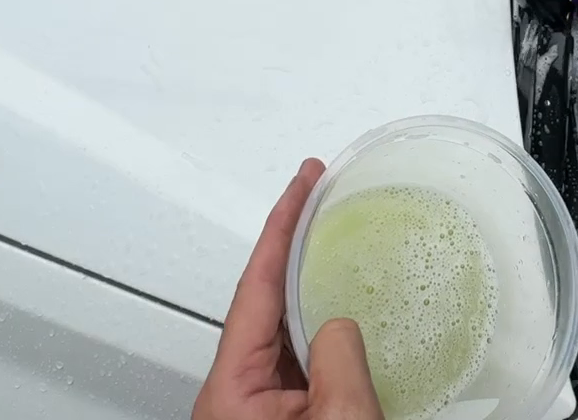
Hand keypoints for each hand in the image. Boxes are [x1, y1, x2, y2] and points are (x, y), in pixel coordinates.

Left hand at [192, 160, 383, 419]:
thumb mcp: (337, 418)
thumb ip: (339, 357)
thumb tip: (341, 322)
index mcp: (233, 390)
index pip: (256, 285)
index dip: (281, 225)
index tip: (303, 181)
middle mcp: (238, 393)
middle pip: (266, 297)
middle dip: (294, 238)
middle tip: (318, 190)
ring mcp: (260, 406)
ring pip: (285, 325)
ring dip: (311, 276)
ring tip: (334, 232)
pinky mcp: (287, 416)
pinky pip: (302, 351)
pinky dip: (322, 314)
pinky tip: (344, 302)